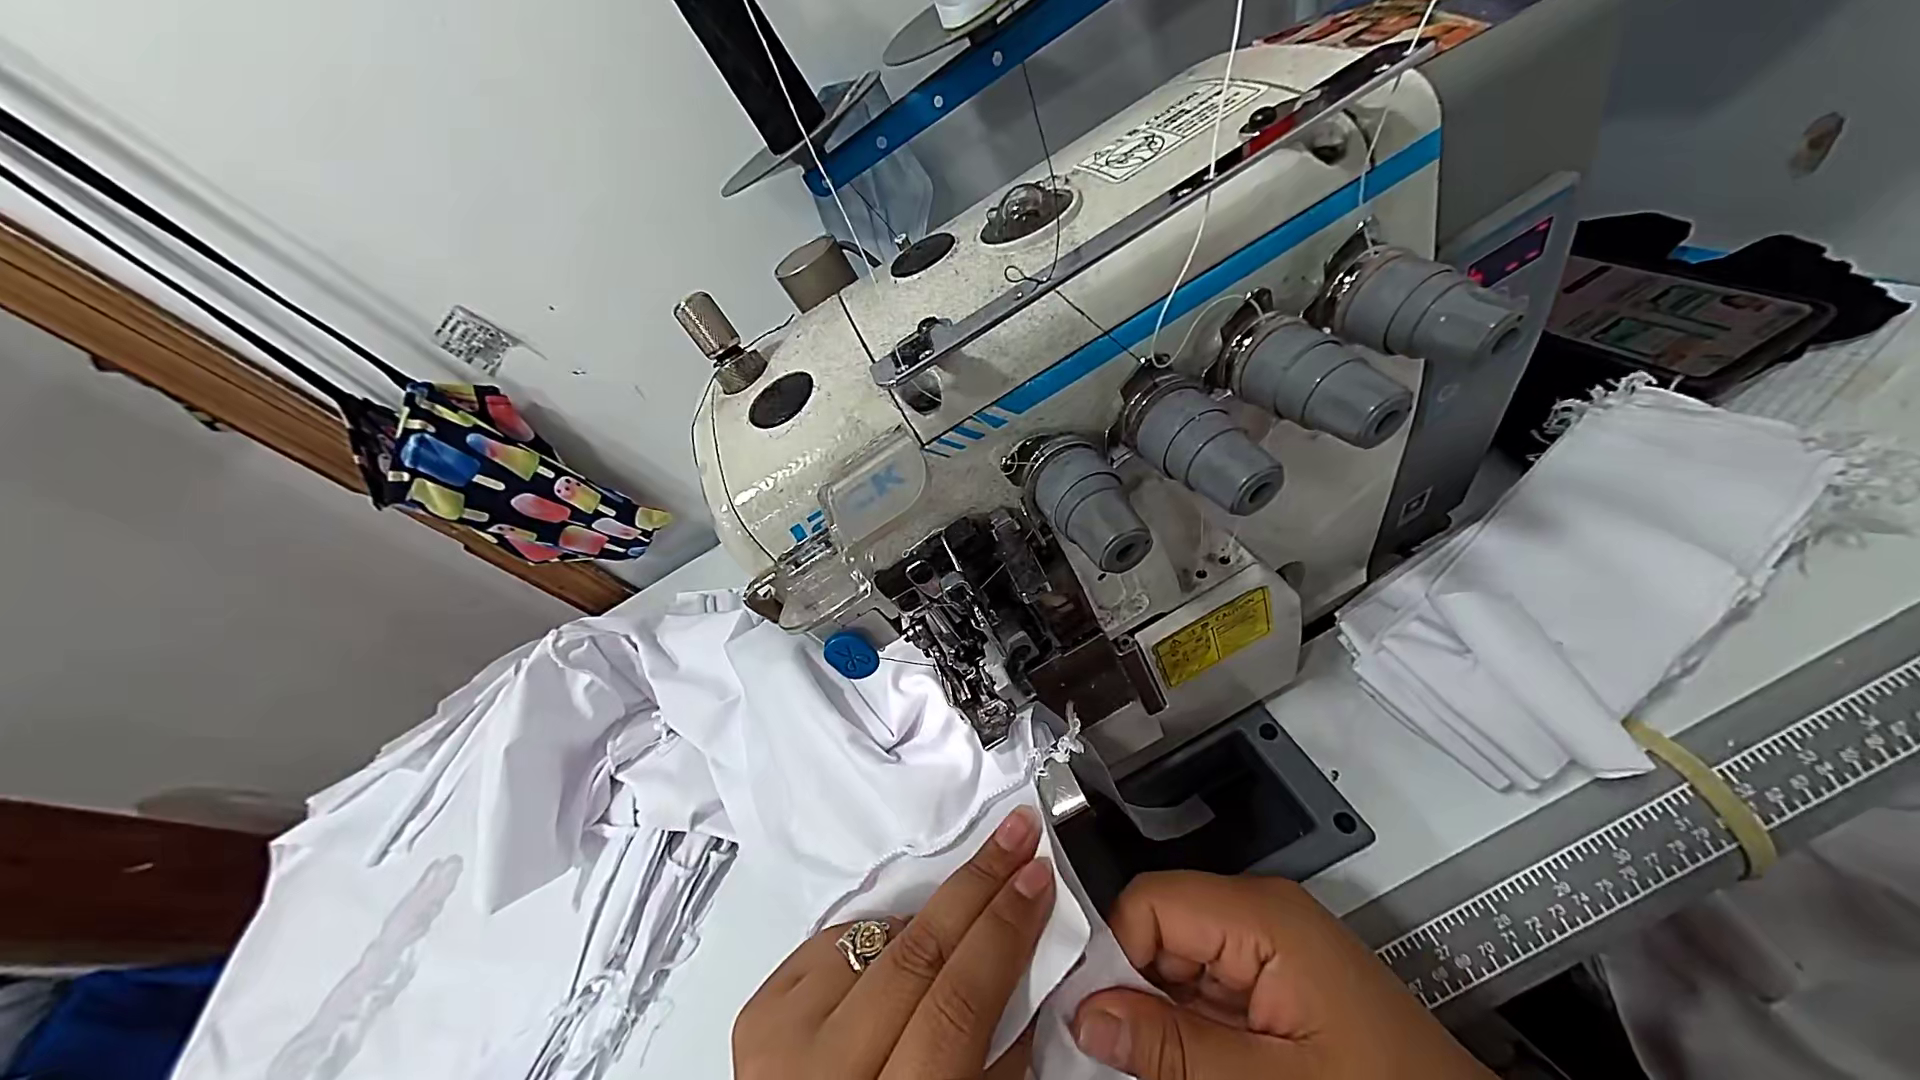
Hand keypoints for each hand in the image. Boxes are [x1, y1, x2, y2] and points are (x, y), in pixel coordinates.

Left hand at [733, 805, 1054, 1079]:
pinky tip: (895, 948)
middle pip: (916, 950)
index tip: (1035, 877)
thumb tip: (1024, 961)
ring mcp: (782, 1040)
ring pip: (877, 935)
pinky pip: (834, 938)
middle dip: (977, 883)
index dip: (1003, 929)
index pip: (957, 1002)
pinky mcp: (759, 1012)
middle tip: (1014, 838)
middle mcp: (822, 1074)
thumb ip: (996, 1057)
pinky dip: (876, 933)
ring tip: (962, 907)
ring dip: (929, 912)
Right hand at [1073, 871, 1492, 1079]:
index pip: (1149, 902)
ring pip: (1173, 963)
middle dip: (1130, 987)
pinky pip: (1200, 988)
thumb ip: (1174, 1048)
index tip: (1091, 1013)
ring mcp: (1265, 948)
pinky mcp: (1270, 981)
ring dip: (1156, 1014)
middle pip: (1157, 927)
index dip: (1112, 953)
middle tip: (1119, 1052)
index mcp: (1262, 916)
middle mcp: (1259, 916)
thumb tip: (1091, 1015)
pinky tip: (1187, 1064)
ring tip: (1155, 1065)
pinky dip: (1182, 1026)